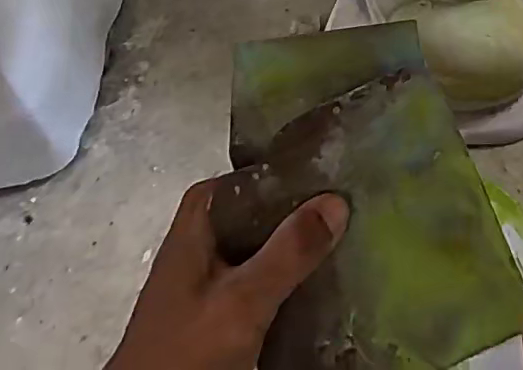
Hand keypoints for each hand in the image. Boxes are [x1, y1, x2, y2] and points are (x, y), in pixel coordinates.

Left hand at [107, 179, 348, 369]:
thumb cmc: (184, 355)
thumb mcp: (241, 302)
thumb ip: (287, 252)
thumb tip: (337, 201)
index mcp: (192, 234)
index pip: (233, 183)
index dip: (270, 173)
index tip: (315, 171)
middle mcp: (197, 257)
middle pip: (251, 218)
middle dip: (292, 213)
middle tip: (337, 207)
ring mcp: (206, 296)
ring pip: (258, 256)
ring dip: (292, 252)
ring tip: (338, 243)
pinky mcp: (217, 328)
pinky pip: (260, 293)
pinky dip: (286, 287)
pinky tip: (316, 290)